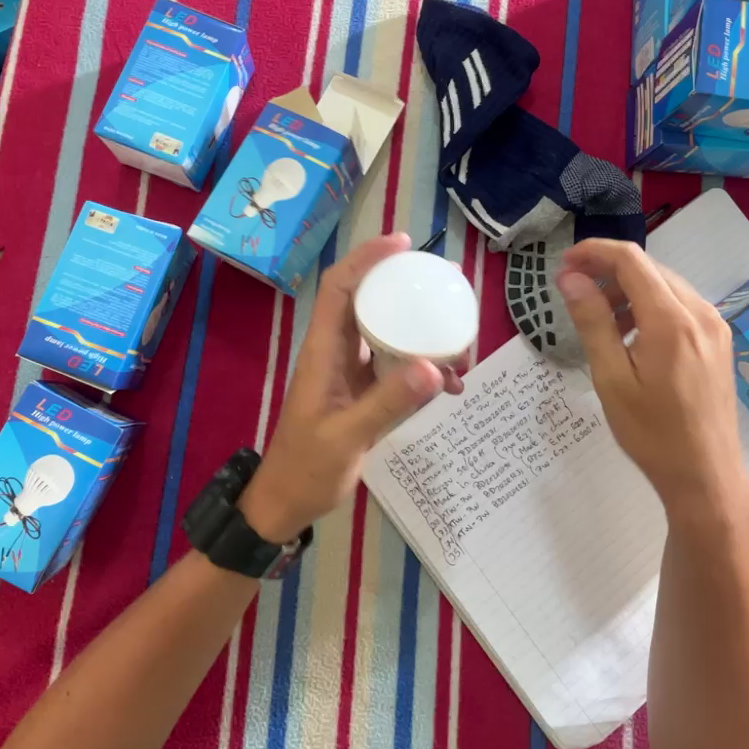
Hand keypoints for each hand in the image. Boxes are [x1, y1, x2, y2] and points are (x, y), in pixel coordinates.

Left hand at [238, 234, 462, 542]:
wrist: (287, 504)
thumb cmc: (306, 468)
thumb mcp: (347, 436)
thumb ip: (389, 402)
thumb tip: (435, 365)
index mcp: (323, 350)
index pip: (340, 286)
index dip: (367, 258)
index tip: (403, 244)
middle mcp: (337, 352)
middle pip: (369, 301)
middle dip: (407, 288)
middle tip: (448, 284)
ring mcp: (351, 372)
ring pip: (387, 333)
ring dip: (422, 331)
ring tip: (461, 341)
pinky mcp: (364, 393)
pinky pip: (397, 366)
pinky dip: (422, 369)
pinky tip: (450, 386)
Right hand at [556, 239, 748, 532]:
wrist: (706, 475)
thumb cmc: (652, 432)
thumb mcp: (611, 378)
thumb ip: (592, 321)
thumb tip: (570, 277)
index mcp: (671, 320)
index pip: (631, 261)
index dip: (594, 252)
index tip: (563, 264)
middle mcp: (699, 313)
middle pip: (649, 269)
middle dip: (608, 270)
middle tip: (573, 291)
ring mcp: (714, 326)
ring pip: (665, 285)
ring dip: (628, 288)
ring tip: (598, 317)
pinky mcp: (718, 341)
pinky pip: (680, 305)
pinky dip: (650, 306)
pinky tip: (630, 334)